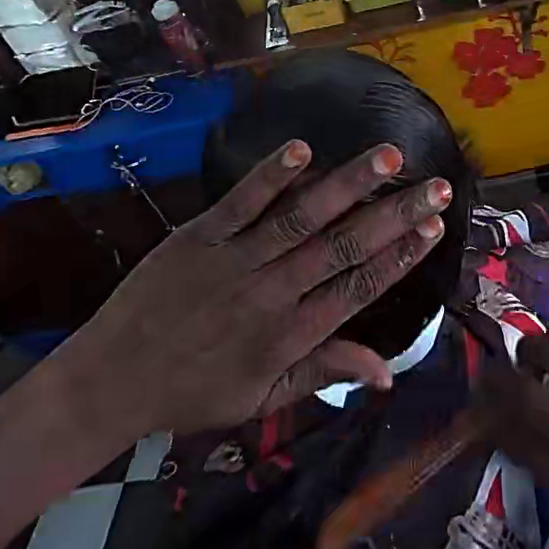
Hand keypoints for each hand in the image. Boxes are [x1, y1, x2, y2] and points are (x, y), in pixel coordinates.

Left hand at [53, 141, 451, 435]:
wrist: (113, 379)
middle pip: (343, 248)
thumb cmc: (192, 391)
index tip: (435, 228)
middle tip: (434, 187)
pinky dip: (271, 176)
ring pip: (301, 218)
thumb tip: (388, 373)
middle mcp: (272, 293)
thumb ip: (323, 374)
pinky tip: (303, 149)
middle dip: (394, 215)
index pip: (358, 289)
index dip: (401, 257)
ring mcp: (235, 260)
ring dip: (347, 185)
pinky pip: (241, 202)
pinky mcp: (200, 235)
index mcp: (291, 336)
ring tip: (387, 157)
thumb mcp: (261, 398)